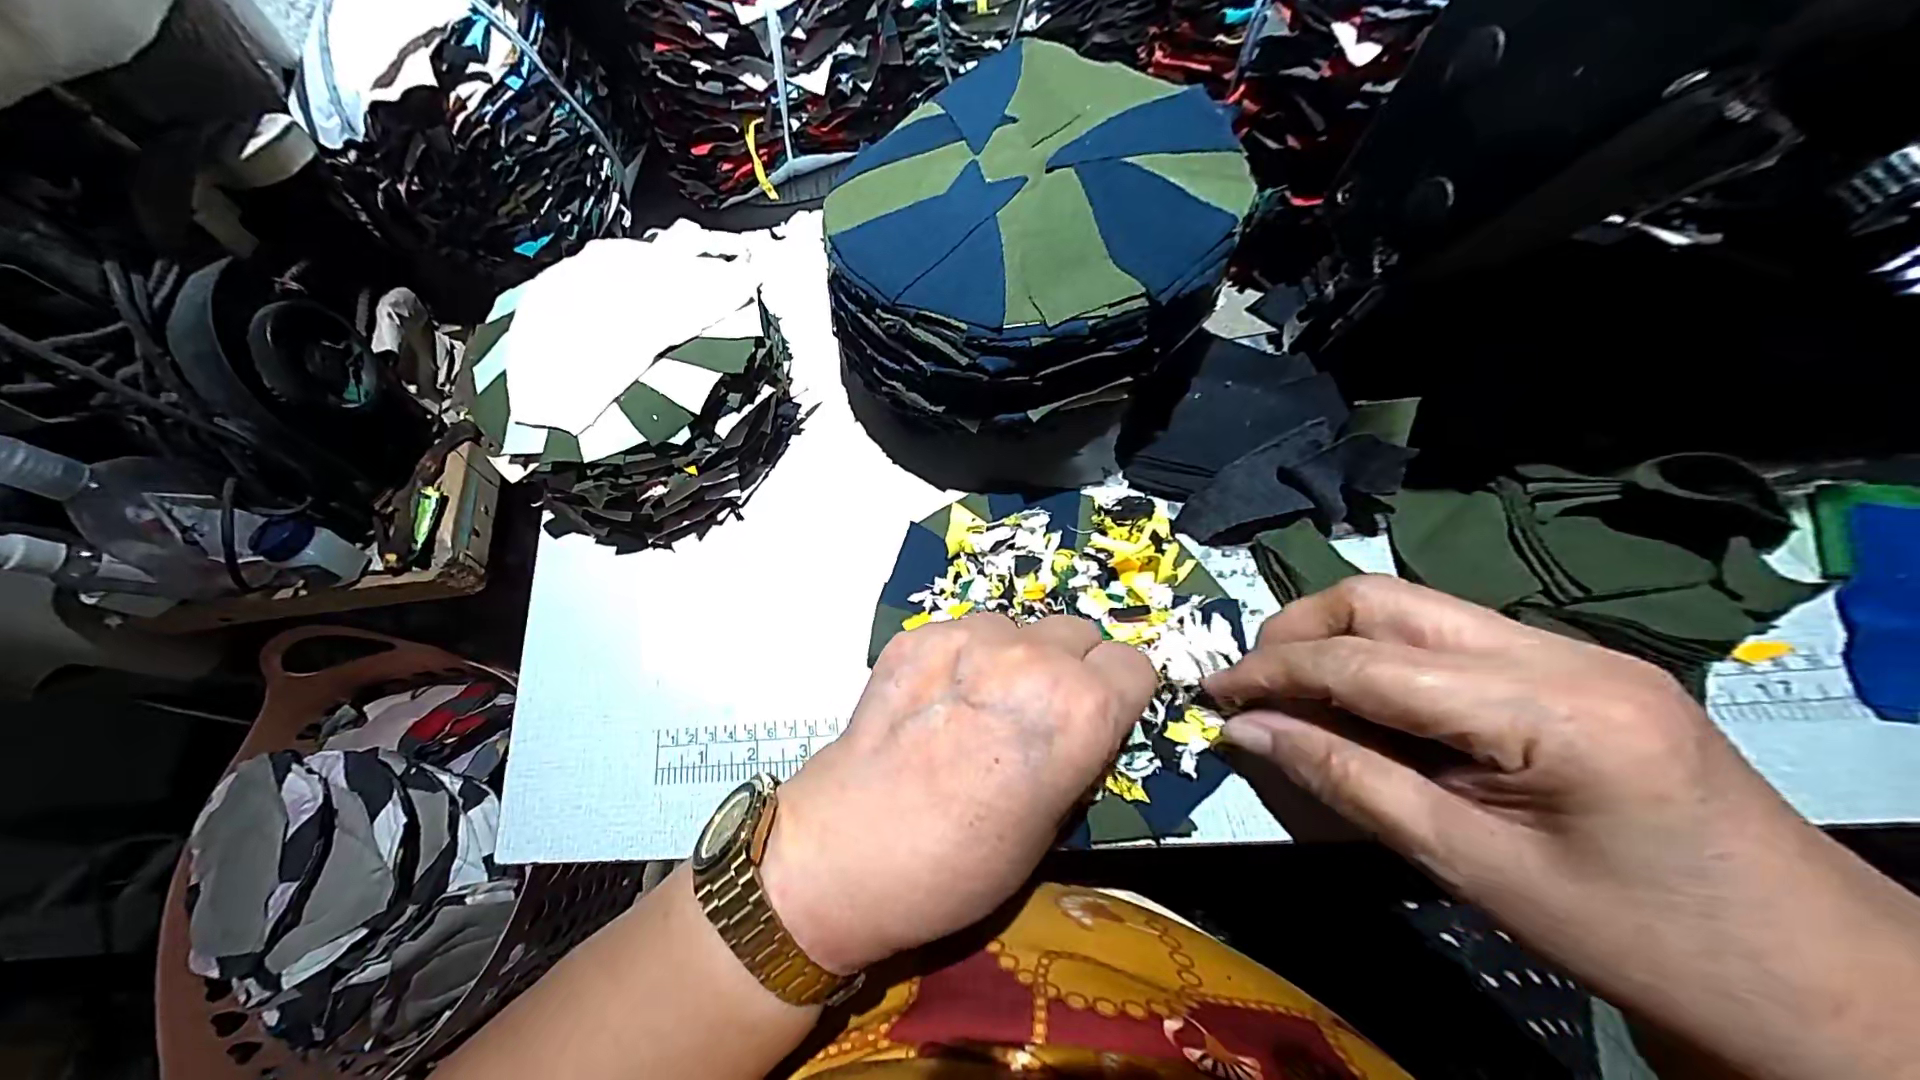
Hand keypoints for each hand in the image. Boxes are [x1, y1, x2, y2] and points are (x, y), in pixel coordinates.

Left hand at [760, 613, 1153, 974]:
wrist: (849, 852)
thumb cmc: (962, 862)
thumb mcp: (1052, 822)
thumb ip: (1079, 751)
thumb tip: (1083, 722)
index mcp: (1081, 709)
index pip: (1132, 665)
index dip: (1116, 694)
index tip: (1097, 716)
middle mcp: (1032, 659)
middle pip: (1080, 633)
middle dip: (1070, 669)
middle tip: (1035, 713)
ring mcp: (969, 638)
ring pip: (1020, 627)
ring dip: (1015, 658)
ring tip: (978, 706)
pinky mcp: (918, 635)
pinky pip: (965, 631)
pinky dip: (964, 657)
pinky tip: (937, 700)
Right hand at [1205, 575, 1919, 1079]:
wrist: (1822, 983)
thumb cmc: (1637, 940)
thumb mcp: (1469, 865)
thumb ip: (1346, 780)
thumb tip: (1247, 730)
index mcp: (1549, 707)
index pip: (1367, 661)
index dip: (1274, 671)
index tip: (1213, 691)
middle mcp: (1561, 651)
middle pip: (1386, 600)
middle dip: (1299, 632)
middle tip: (1252, 685)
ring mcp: (1575, 651)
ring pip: (1413, 610)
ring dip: (1338, 642)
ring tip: (1295, 694)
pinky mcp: (1577, 667)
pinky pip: (1449, 640)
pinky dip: (1384, 662)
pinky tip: (1367, 707)